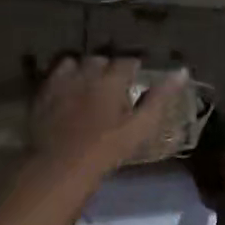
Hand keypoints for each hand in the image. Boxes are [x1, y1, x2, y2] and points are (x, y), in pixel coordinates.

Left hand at [31, 56, 188, 179]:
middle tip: (115, 83)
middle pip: (100, 60)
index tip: (138, 76)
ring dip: (84, 69)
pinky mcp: (42, 94)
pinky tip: (67, 92)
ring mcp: (61, 82)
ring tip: (89, 83)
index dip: (134, 67)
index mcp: (112, 79)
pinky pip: (54, 75)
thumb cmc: (108, 148)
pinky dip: (64, 78)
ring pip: (74, 63)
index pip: (127, 62)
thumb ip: (160, 98)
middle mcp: (86, 73)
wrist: (61, 164)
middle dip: (108, 67)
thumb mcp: (141, 126)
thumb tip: (182, 71)